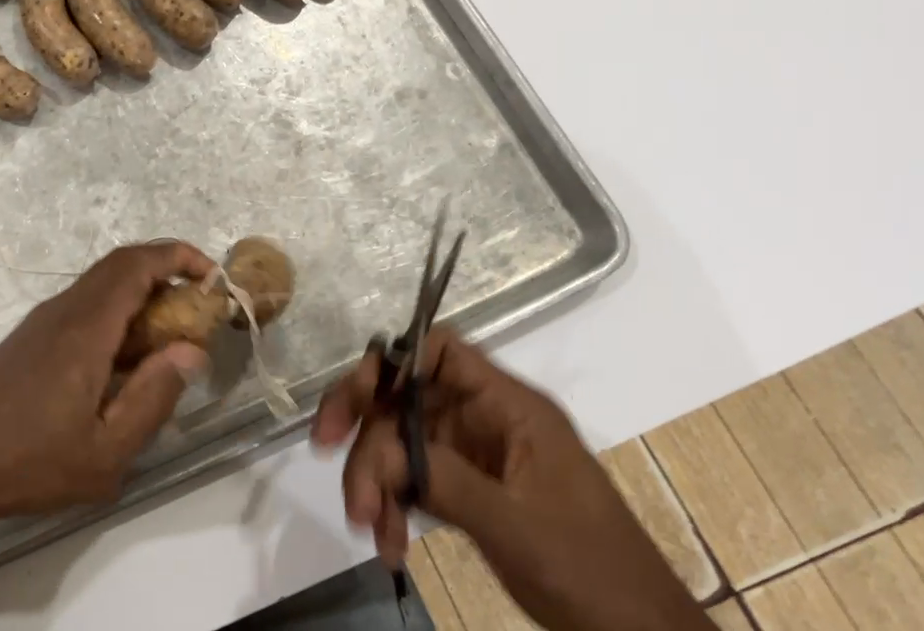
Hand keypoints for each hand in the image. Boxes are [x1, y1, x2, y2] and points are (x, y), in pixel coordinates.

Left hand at [0, 241, 214, 537]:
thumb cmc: (27, 464)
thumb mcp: (106, 453)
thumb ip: (153, 398)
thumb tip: (191, 350)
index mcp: (84, 330)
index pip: (136, 266)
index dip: (178, 258)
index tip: (212, 275)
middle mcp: (62, 312)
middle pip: (120, 267)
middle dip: (166, 275)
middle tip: (199, 311)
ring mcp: (41, 323)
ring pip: (100, 288)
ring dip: (141, 299)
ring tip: (169, 344)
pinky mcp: (29, 339)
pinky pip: (83, 309)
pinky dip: (116, 317)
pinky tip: (123, 365)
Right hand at [312, 331, 712, 630]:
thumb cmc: (591, 570)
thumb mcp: (515, 523)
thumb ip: (443, 478)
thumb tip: (381, 450)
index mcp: (509, 407)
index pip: (440, 351)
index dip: (394, 363)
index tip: (356, 400)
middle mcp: (485, 421)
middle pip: (405, 398)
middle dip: (366, 434)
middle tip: (332, 463)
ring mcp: (474, 457)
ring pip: (400, 444)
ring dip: (374, 481)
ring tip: (369, 528)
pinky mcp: (467, 492)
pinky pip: (412, 482)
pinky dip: (392, 507)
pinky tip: (389, 545)